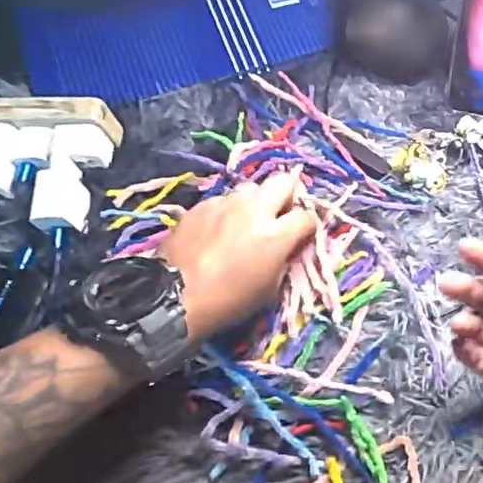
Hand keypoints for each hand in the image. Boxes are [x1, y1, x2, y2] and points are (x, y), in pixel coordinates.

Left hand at [161, 172, 316, 340]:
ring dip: (255, 202)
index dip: (308, 226)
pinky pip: (223, 199)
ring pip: (251, 188)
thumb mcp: (270, 289)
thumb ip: (284, 259)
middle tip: (281, 214)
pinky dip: (228, 211)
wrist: (173, 298)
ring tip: (246, 221)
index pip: (307, 216)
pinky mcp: (201, 205)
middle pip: (283, 181)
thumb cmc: (228, 302)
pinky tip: (219, 229)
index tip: (302, 236)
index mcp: (275, 234)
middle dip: (288, 195)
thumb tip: (289, 246)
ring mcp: (225, 203)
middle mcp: (253, 210)